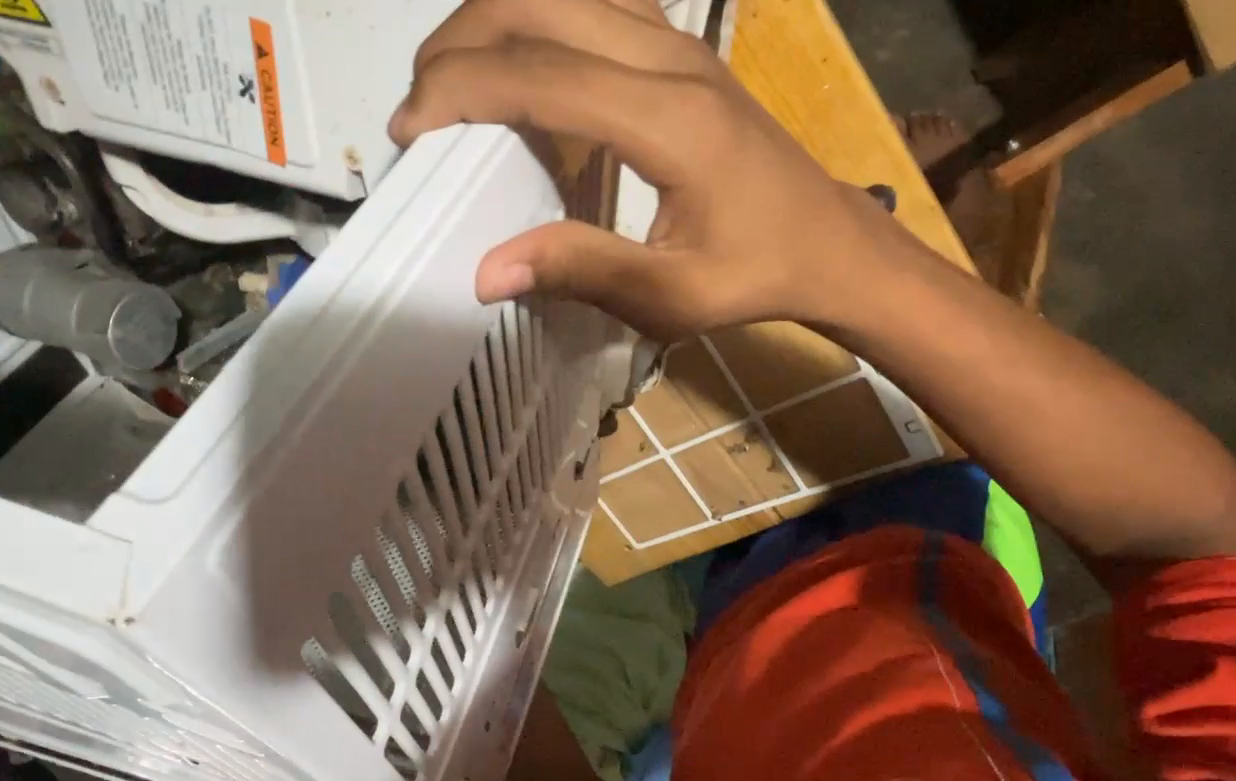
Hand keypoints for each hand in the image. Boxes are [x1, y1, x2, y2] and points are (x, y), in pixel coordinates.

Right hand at [387, 0, 913, 341]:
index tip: (409, 130)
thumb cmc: (755, 274)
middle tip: (420, 106)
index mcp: (668, 121)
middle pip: (537, 3)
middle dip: (458, 44)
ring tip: (454, 79)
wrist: (826, 241)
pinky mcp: (681, 46)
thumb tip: (486, 271)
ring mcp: (678, 41)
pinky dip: (539, 15)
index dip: (460, 91)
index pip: (539, 74)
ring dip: (494, 18)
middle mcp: (669, 59)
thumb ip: (583, 272)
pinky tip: (518, 58)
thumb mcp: (672, 296)